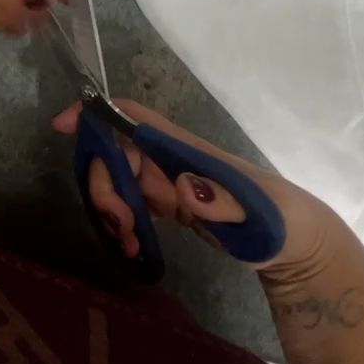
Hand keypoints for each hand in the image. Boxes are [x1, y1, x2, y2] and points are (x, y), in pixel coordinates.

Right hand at [51, 99, 357, 286]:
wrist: (300, 249)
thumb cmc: (280, 222)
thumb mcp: (259, 215)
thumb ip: (223, 201)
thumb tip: (180, 186)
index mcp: (184, 149)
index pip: (131, 117)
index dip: (95, 115)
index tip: (63, 126)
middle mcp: (169, 158)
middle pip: (114, 152)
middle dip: (104, 184)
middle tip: (118, 225)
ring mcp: (167, 180)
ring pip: (117, 179)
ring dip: (110, 208)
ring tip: (128, 244)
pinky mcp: (168, 203)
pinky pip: (129, 203)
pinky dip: (122, 223)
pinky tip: (133, 248)